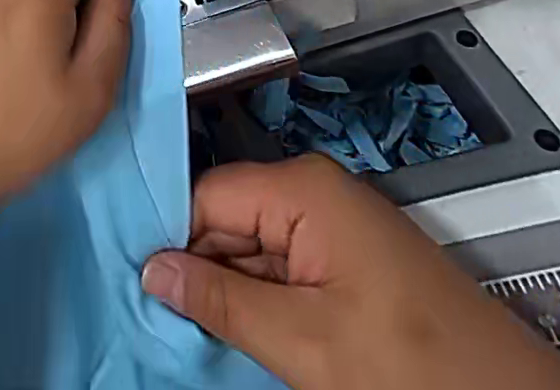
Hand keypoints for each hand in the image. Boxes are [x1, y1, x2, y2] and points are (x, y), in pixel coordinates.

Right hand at [141, 157, 559, 389]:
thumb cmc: (416, 371)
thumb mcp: (307, 343)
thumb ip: (220, 302)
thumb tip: (151, 270)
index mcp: (301, 189)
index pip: (206, 195)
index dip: (174, 237)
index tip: (144, 282)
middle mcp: (311, 190)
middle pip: (226, 217)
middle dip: (201, 266)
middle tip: (168, 318)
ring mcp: (329, 221)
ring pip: (249, 244)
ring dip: (229, 288)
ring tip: (202, 331)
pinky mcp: (342, 253)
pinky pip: (279, 263)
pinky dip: (259, 297)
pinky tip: (243, 331)